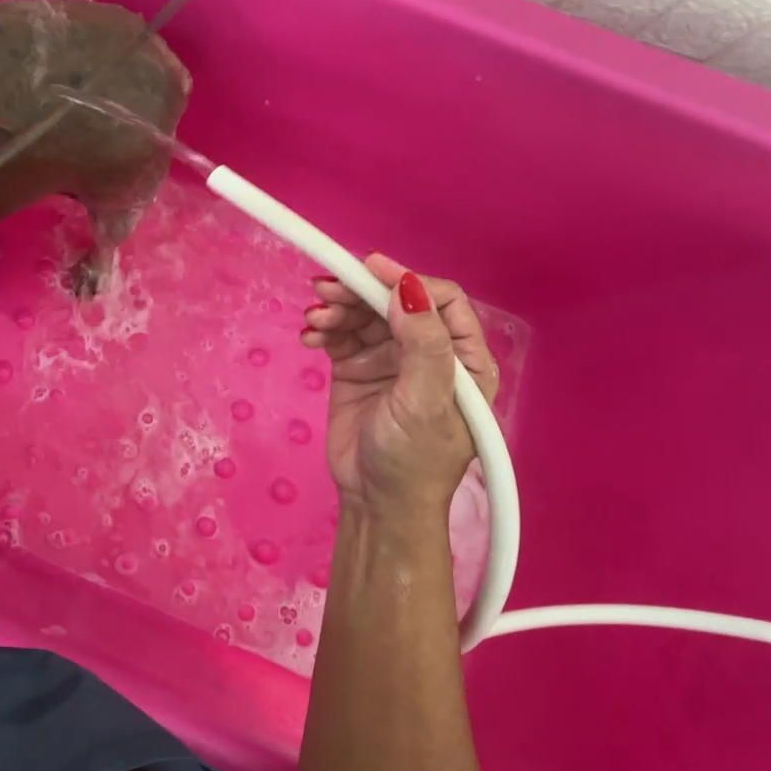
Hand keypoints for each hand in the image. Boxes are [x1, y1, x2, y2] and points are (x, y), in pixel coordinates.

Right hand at [299, 255, 498, 516]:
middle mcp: (426, 352)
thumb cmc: (414, 458)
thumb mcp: (424, 402)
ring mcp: (388, 360)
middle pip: (393, 303)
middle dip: (360, 292)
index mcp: (461, 359)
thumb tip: (407, 287)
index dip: (406, 281)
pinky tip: (309, 337)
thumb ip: (423, 344)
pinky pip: (339, 335)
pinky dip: (323, 330)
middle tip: (326, 290)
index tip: (369, 269)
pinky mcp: (355, 370)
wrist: (374, 501)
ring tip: (313, 320)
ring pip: (362, 315)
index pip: (440, 302)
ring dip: (336, 310)